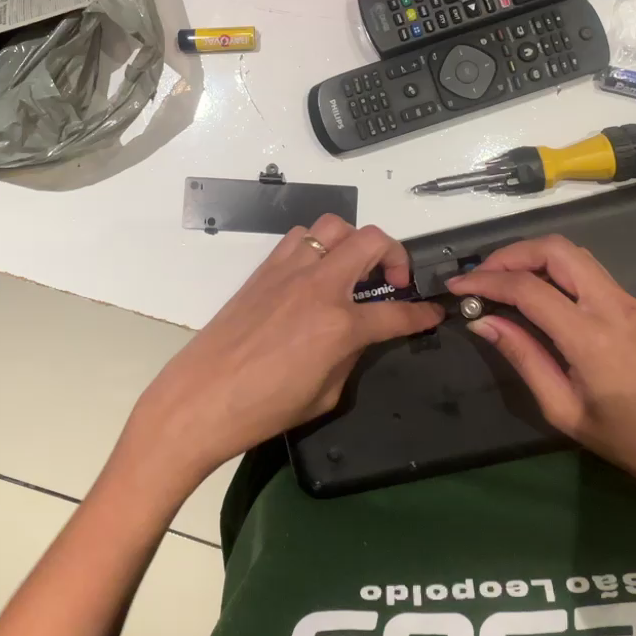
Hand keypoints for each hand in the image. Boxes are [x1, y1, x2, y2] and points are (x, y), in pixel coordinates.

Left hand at [123, 215, 443, 482]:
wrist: (201, 398)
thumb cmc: (264, 409)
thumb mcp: (325, 394)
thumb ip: (351, 357)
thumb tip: (359, 336)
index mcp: (340, 325)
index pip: (397, 313)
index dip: (422, 314)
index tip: (433, 313)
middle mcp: (319, 286)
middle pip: (373, 241)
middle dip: (396, 255)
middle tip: (395, 281)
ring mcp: (290, 271)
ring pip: (334, 227)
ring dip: (354, 241)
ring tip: (352, 270)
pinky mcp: (264, 269)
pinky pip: (300, 238)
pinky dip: (317, 245)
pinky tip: (315, 272)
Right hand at [447, 237, 635, 515]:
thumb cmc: (627, 441)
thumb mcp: (563, 409)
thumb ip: (523, 357)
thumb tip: (483, 321)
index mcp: (591, 337)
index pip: (529, 288)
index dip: (487, 282)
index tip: (457, 289)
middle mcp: (611, 306)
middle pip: (554, 250)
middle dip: (510, 254)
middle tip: (479, 276)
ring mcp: (626, 301)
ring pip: (572, 253)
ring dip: (532, 256)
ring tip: (500, 279)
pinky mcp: (631, 306)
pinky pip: (585, 269)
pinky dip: (552, 267)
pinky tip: (532, 289)